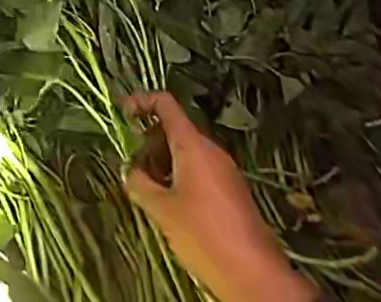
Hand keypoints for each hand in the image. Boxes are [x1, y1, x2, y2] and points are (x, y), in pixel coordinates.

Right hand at [123, 92, 316, 301]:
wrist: (258, 280)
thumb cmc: (204, 235)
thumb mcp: (162, 210)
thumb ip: (139, 184)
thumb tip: (129, 171)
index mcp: (193, 144)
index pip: (165, 104)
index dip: (140, 101)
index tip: (122, 115)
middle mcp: (211, 150)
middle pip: (174, 128)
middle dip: (149, 142)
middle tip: (134, 166)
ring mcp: (224, 171)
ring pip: (186, 151)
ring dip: (162, 162)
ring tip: (149, 189)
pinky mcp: (232, 192)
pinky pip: (200, 169)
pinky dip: (179, 176)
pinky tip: (171, 205)